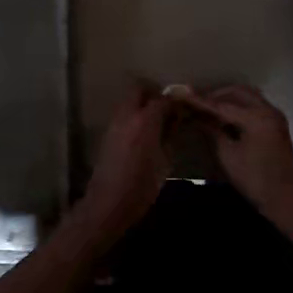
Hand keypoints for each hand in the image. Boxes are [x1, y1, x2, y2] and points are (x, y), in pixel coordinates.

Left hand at [76, 83, 171, 234]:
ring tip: (158, 120)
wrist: (108, 204)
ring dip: (142, 103)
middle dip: (154, 92)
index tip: (185, 107)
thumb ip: (170, 135)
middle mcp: (126, 116)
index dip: (176, 101)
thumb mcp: (165, 162)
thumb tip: (177, 119)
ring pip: (128, 100)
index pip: (162, 99)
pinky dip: (134, 115)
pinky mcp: (107, 134)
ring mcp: (113, 124)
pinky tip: (145, 132)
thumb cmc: (142, 187)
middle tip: (168, 107)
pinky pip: (122, 114)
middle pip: (138, 88)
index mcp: (144, 122)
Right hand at [176, 85, 292, 215]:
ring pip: (248, 97)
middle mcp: (268, 110)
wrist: (286, 198)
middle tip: (195, 102)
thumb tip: (197, 116)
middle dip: (215, 95)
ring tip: (207, 108)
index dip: (200, 101)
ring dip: (228, 99)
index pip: (222, 105)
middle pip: (237, 93)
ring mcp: (275, 116)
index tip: (181, 96)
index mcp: (257, 117)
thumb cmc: (254, 180)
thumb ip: (212, 131)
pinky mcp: (276, 125)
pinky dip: (239, 106)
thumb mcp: (228, 156)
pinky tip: (224, 116)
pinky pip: (255, 106)